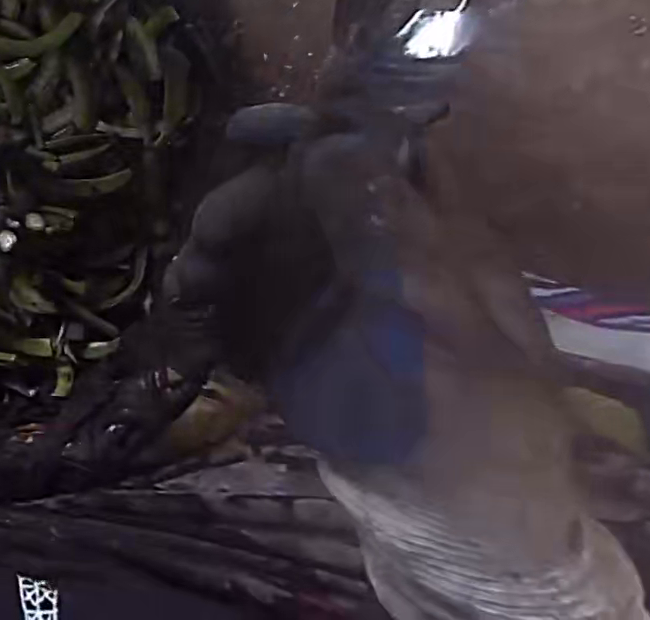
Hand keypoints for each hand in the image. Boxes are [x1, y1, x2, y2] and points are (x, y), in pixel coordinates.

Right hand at [170, 103, 646, 614]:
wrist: (437, 523)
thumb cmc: (459, 424)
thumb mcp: (434, 323)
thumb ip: (386, 230)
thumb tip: (331, 139)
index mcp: (426, 232)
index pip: (370, 146)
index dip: (309, 128)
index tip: (242, 133)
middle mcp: (366, 245)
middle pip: (287, 189)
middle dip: (239, 205)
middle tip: (209, 240)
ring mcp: (321, 283)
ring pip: (250, 234)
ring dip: (210, 250)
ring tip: (190, 287)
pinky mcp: (284, 318)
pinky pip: (232, 283)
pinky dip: (203, 288)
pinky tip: (192, 310)